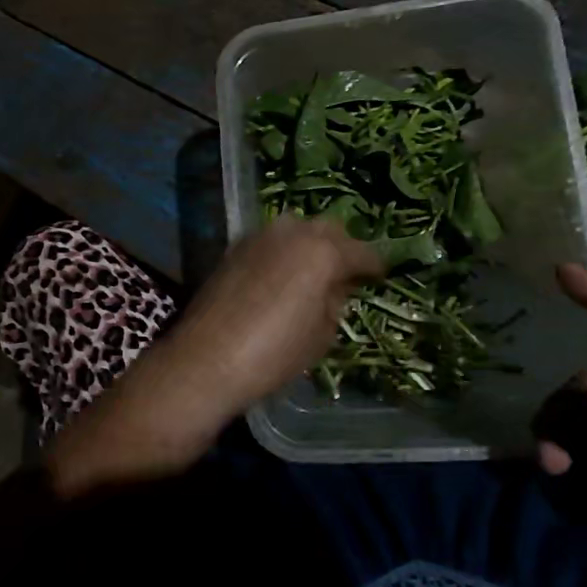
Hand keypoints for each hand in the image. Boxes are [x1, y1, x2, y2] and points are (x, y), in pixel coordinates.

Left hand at [157, 216, 385, 415]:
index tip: (379, 277)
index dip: (374, 266)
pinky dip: (281, 251)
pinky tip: (281, 274)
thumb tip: (335, 287)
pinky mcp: (233, 248)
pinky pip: (269, 241)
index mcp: (323, 251)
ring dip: (308, 243)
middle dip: (340, 247)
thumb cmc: (274, 352)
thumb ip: (335, 302)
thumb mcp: (321, 334)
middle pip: (327, 229)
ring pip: (295, 228)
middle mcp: (291, 232)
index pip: (361, 252)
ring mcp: (258, 237)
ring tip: (312, 271)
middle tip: (346, 271)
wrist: (207, 358)